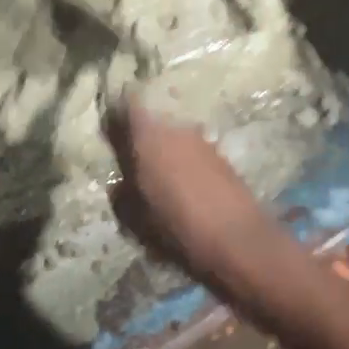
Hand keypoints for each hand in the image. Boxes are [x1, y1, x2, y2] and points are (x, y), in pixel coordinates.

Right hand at [105, 97, 274, 284]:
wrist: (239, 243)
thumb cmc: (176, 226)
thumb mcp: (133, 217)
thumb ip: (120, 193)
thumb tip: (120, 184)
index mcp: (146, 133)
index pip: (123, 106)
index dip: (114, 119)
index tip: (108, 138)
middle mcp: (174, 126)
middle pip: (150, 121)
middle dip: (140, 137)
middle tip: (132, 162)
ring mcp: (201, 140)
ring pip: (173, 138)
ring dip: (165, 152)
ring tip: (161, 180)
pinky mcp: (222, 157)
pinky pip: (193, 153)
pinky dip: (186, 165)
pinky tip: (186, 190)